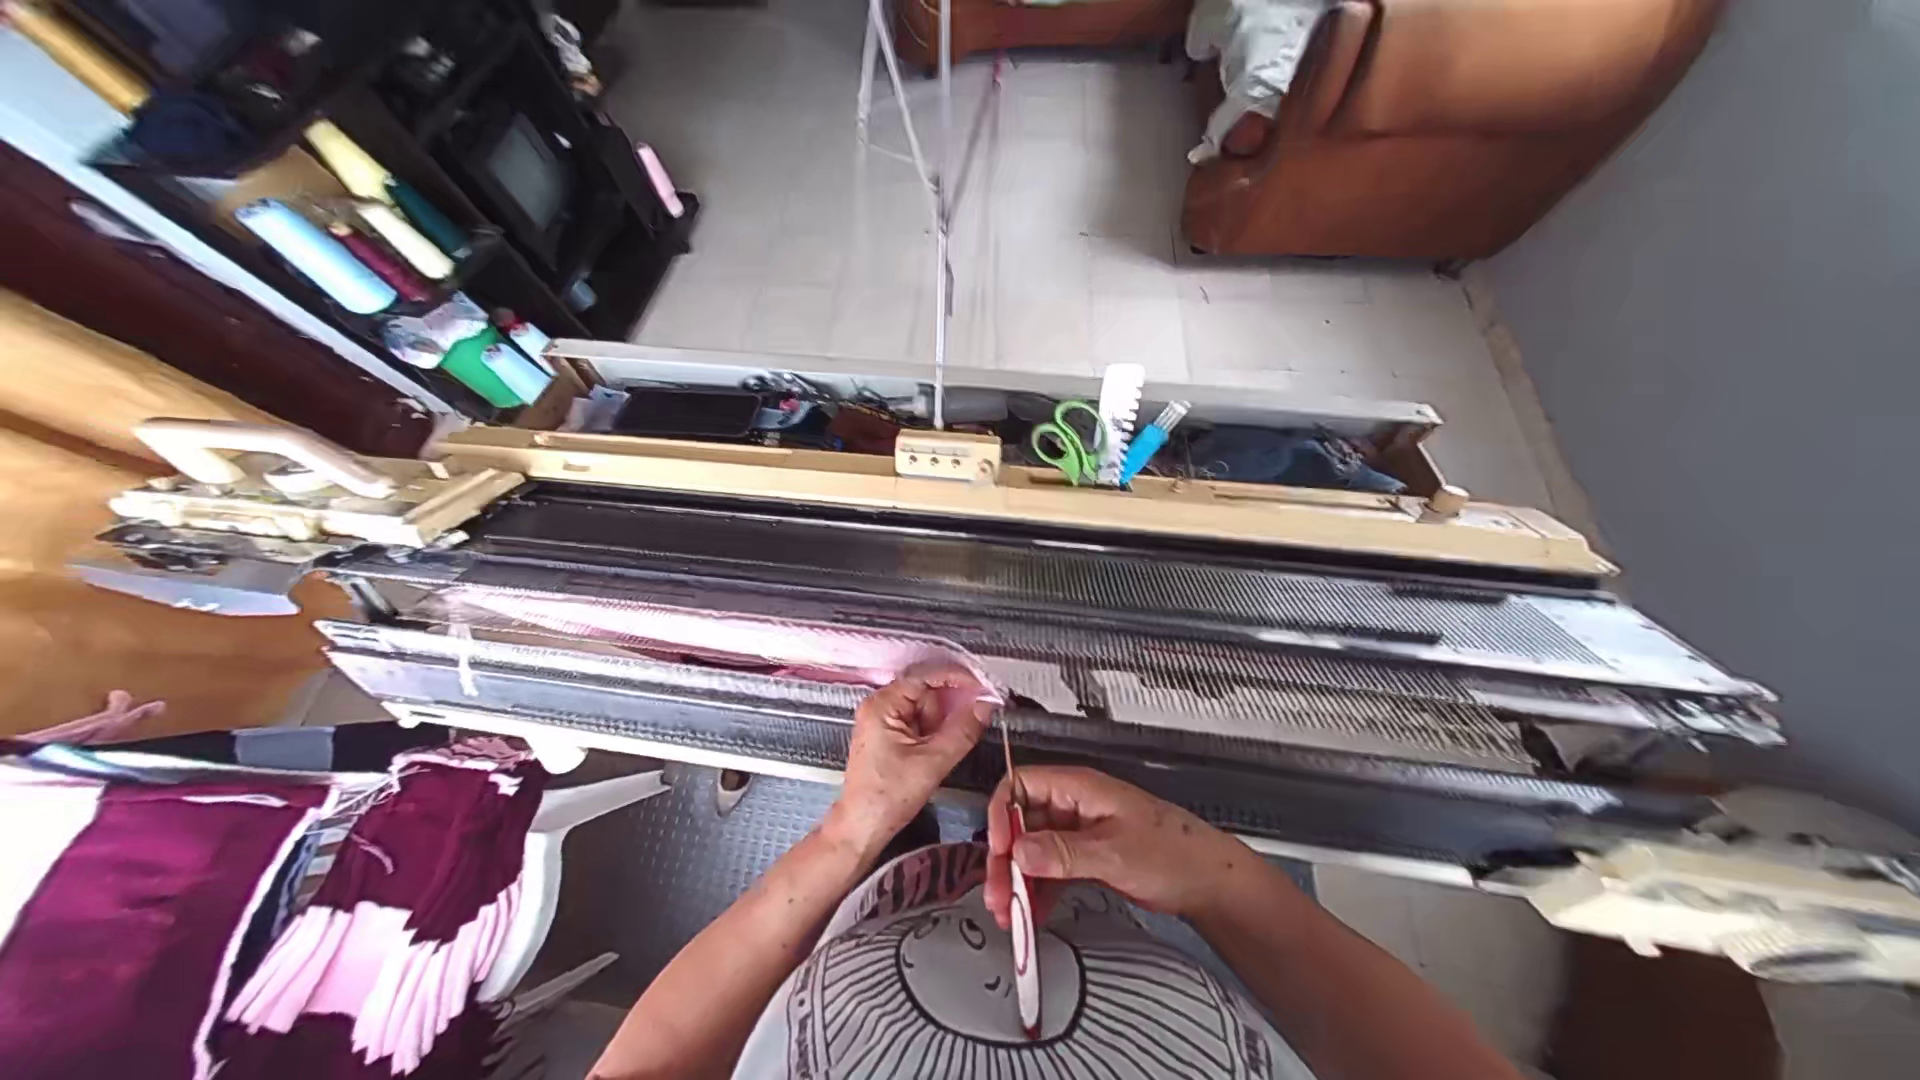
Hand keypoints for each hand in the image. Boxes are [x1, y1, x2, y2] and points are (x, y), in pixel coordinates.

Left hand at [830, 664, 995, 855]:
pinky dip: (932, 732)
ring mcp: (882, 719)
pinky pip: (918, 721)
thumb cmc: (887, 797)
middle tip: (966, 726)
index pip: (925, 675)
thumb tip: (986, 705)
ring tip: (937, 753)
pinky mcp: (888, 733)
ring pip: (925, 707)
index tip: (982, 685)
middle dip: (948, 708)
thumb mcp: (933, 762)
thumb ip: (963, 730)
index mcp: (883, 704)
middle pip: (926, 690)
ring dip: (940, 724)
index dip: (956, 677)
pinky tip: (934, 751)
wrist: (862, 828)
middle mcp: (879, 705)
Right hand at [985, 766, 1256, 927]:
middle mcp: (1073, 805)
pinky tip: (1033, 912)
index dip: (1001, 814)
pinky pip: (1049, 868)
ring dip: (1017, 879)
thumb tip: (1019, 851)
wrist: (1208, 880)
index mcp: (1078, 787)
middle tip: (999, 894)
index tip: (996, 849)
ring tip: (1010, 912)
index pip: (1021, 785)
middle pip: (1021, 822)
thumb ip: (1063, 851)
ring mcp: (1078, 831)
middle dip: (1005, 858)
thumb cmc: (1173, 851)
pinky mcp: (1085, 855)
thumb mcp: (1113, 852)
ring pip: (1032, 849)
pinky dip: (1038, 889)